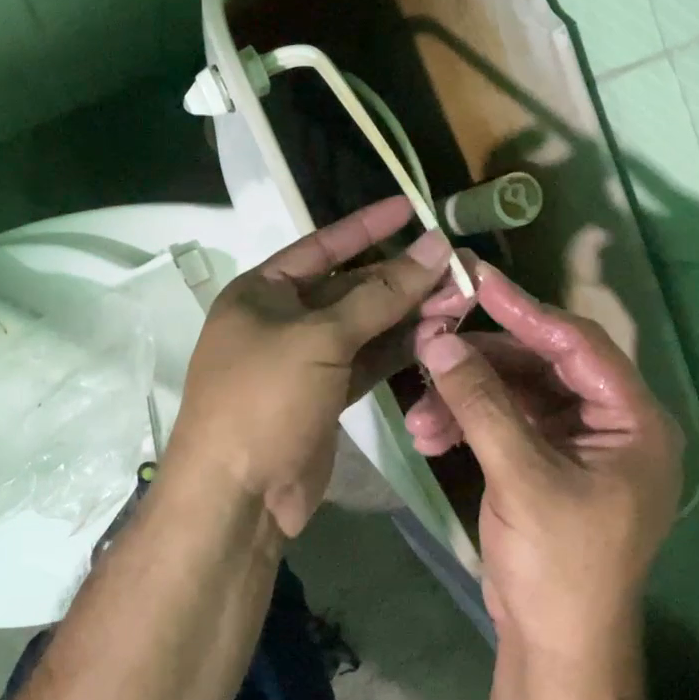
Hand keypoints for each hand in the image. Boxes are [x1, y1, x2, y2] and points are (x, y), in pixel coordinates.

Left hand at [170, 197, 470, 535]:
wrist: (237, 493)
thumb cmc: (263, 399)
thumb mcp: (319, 337)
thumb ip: (379, 294)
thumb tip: (434, 247)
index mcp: (259, 293)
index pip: (321, 247)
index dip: (367, 227)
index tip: (415, 207)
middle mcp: (278, 322)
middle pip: (348, 288)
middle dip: (400, 277)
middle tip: (459, 265)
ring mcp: (302, 363)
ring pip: (362, 328)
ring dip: (407, 314)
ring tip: (461, 298)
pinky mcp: (323, 398)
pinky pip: (365, 362)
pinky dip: (398, 350)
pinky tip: (438, 335)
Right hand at [406, 263, 681, 653]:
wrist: (556, 643)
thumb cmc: (560, 564)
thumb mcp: (522, 479)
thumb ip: (482, 405)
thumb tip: (438, 342)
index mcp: (634, 422)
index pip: (581, 345)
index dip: (527, 311)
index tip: (476, 280)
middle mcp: (609, 425)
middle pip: (541, 367)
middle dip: (478, 367)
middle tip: (425, 357)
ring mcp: (574, 446)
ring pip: (514, 395)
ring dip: (463, 400)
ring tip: (417, 420)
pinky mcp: (542, 465)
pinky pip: (502, 425)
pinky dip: (465, 425)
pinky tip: (428, 436)